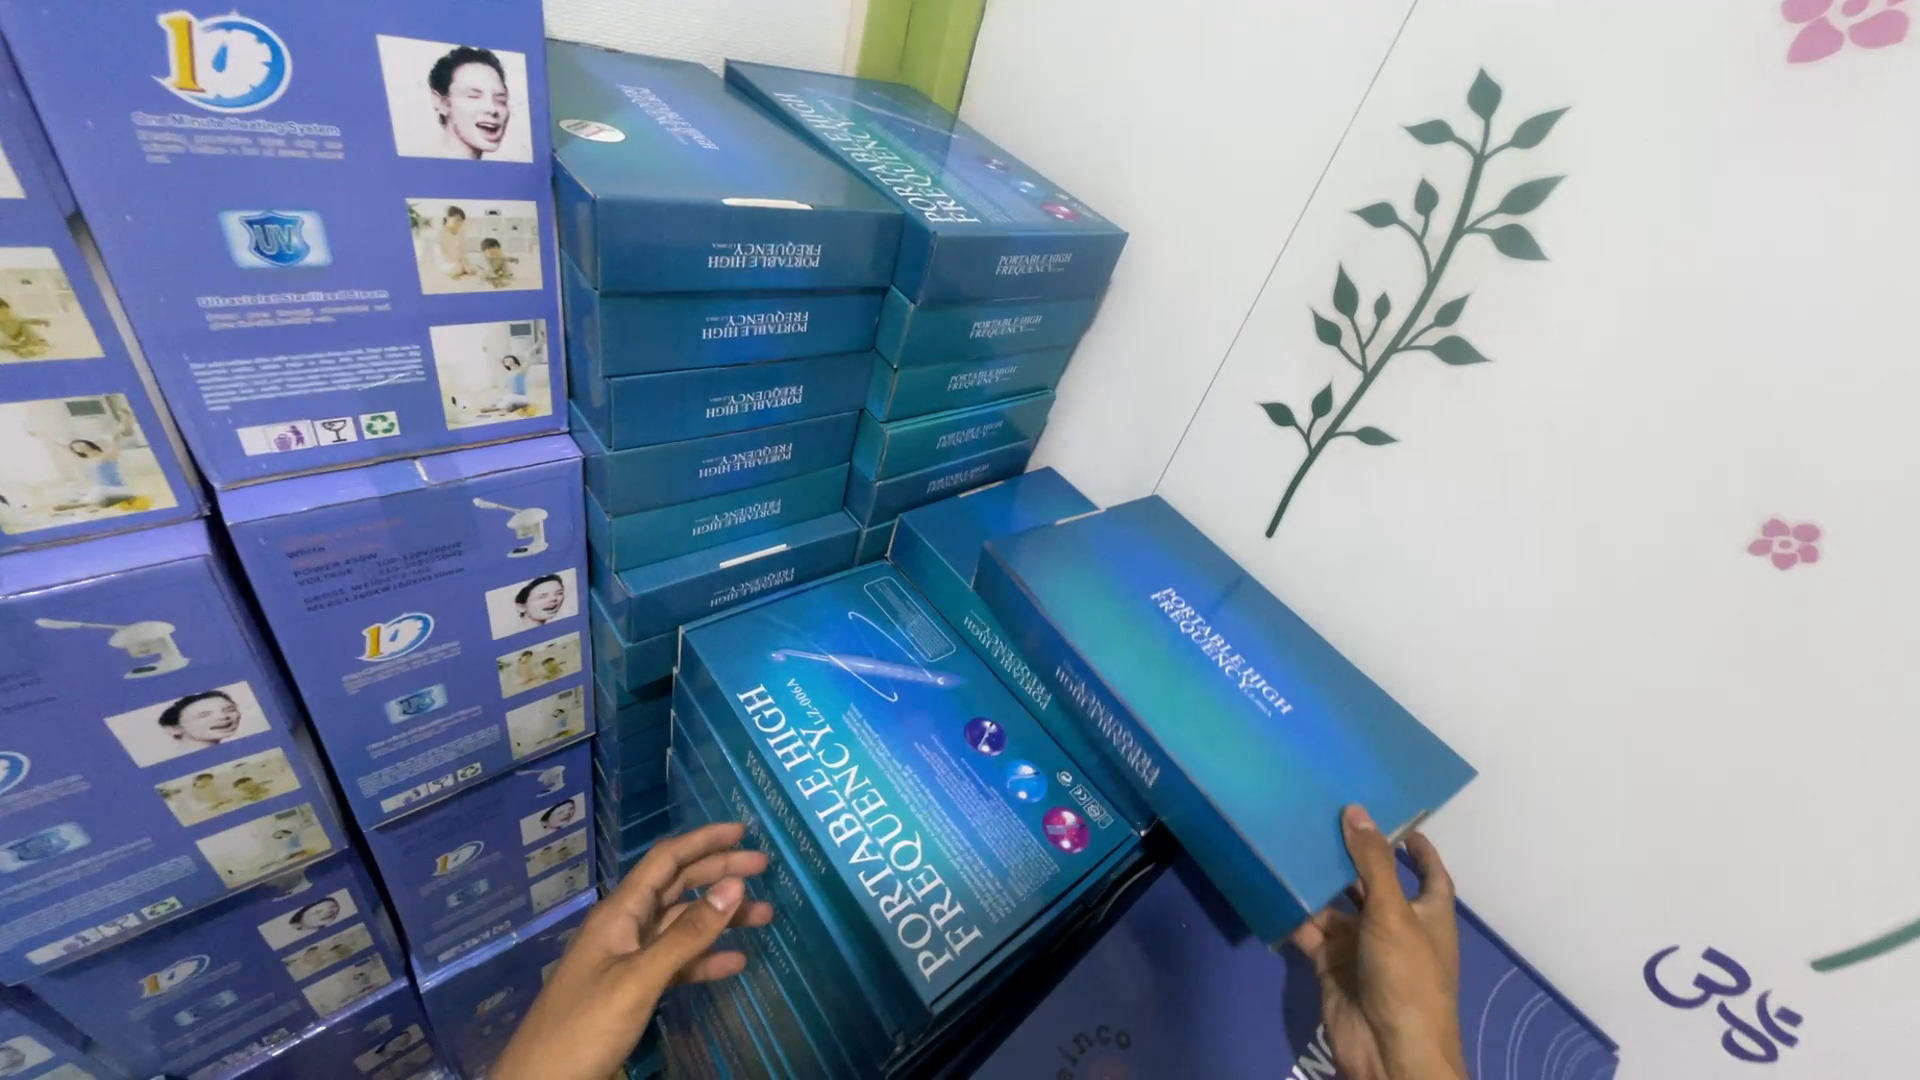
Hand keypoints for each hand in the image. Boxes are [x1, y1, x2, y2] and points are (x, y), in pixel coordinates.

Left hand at [490, 823, 774, 1079]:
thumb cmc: (582, 1028)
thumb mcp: (638, 979)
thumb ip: (687, 934)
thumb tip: (735, 884)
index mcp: (621, 912)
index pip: (667, 859)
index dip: (704, 840)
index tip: (743, 831)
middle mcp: (627, 926)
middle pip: (680, 886)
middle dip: (721, 872)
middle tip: (765, 866)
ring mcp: (629, 959)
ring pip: (684, 924)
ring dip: (722, 918)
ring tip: (765, 916)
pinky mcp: (633, 990)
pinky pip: (678, 962)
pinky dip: (706, 958)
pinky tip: (735, 962)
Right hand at [1288, 806, 1466, 1079]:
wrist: (1389, 1052)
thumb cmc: (1407, 978)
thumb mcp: (1393, 913)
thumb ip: (1372, 862)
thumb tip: (1356, 810)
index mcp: (1427, 918)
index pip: (1430, 877)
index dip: (1420, 852)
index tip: (1402, 824)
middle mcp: (1394, 928)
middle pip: (1371, 884)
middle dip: (1349, 856)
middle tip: (1320, 817)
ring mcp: (1360, 946)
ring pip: (1334, 904)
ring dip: (1314, 880)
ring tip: (1287, 841)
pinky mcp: (1330, 962)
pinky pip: (1308, 928)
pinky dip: (1291, 910)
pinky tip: (1270, 882)